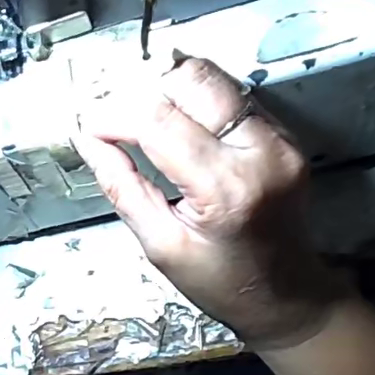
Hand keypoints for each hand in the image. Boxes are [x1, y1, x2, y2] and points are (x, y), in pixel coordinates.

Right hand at [73, 58, 345, 348]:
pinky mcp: (285, 136)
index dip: (114, 116)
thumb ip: (123, 186)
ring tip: (150, 126)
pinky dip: (199, 106)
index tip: (92, 127)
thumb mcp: (161, 245)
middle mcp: (261, 152)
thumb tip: (89, 140)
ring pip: (213, 80)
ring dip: (172, 94)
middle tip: (121, 121)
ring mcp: (279, 140)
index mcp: (227, 188)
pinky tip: (185, 134)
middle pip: (191, 80)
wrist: (285, 294)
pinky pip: (233, 97)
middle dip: (145, 92)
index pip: (158, 121)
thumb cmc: (223, 282)